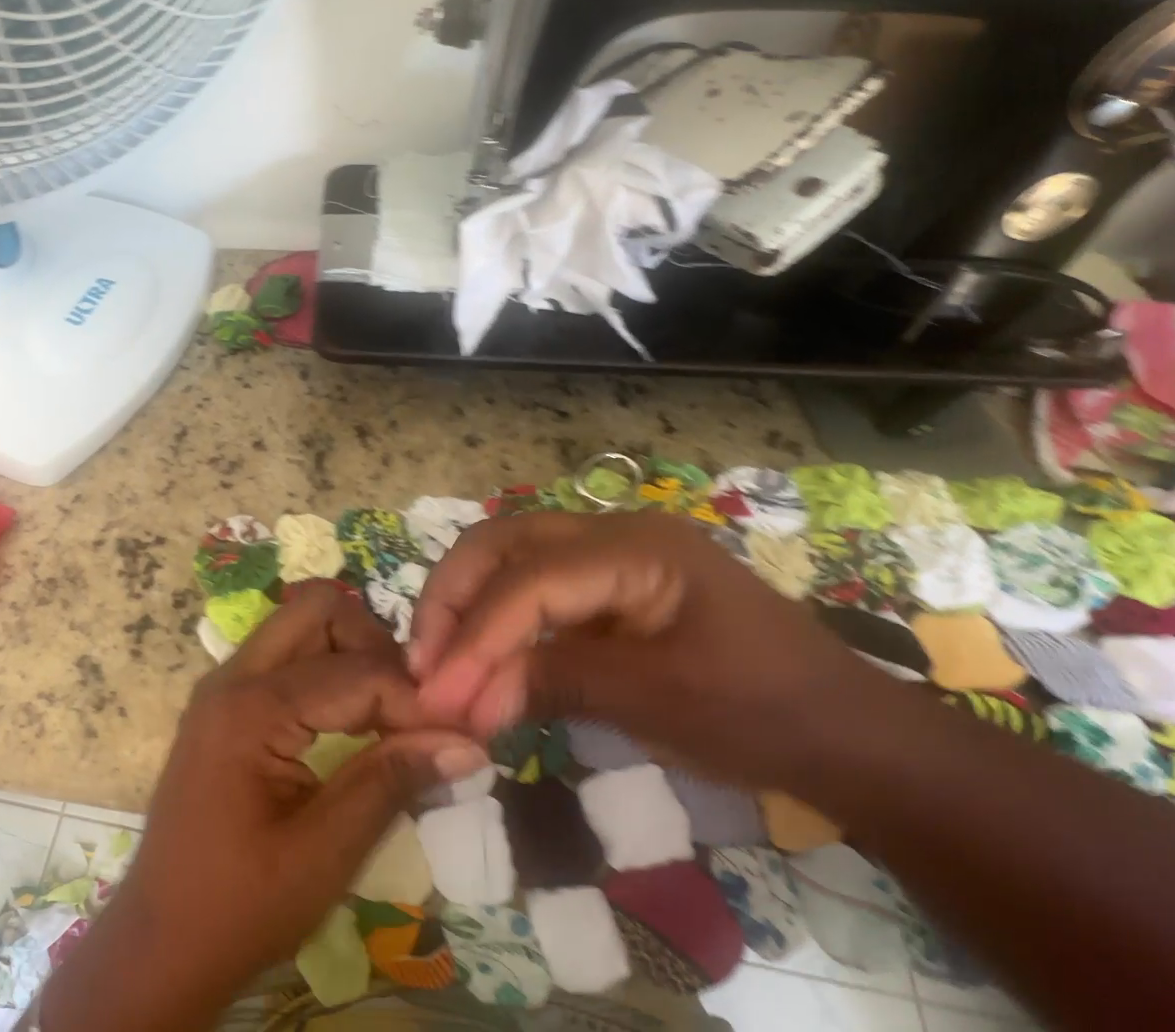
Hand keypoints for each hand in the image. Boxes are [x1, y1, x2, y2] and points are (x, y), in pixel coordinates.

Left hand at [39, 582, 488, 1031]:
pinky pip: (282, 661)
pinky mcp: (223, 710)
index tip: (458, 742)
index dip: (416, 702)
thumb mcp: (326, 851)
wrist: (162, 942)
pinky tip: (352, 726)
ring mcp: (221, 690)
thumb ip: (391, 781)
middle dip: (374, 646)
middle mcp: (230, 679)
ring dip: (350, 655)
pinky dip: (325, 674)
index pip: (357, 670)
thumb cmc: (240, 906)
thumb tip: (468, 741)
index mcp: (251, 709)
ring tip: (389, 719)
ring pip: (298, 627)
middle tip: (410, 711)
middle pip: (317, 608)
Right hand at [408, 512, 872, 787]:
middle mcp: (616, 533)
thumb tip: (463, 699)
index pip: (528, 580)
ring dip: (467, 608)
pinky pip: (536, 591)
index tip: (435, 694)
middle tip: (423, 665)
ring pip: (510, 561)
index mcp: (637, 548)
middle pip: (502, 544)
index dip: (474, 636)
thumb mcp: (654, 701)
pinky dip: (499, 624)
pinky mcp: (611, 589)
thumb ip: (552, 682)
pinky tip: (483, 663)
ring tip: (440, 665)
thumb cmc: (762, 714)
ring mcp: (613, 557)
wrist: (848, 737)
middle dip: (452, 601)